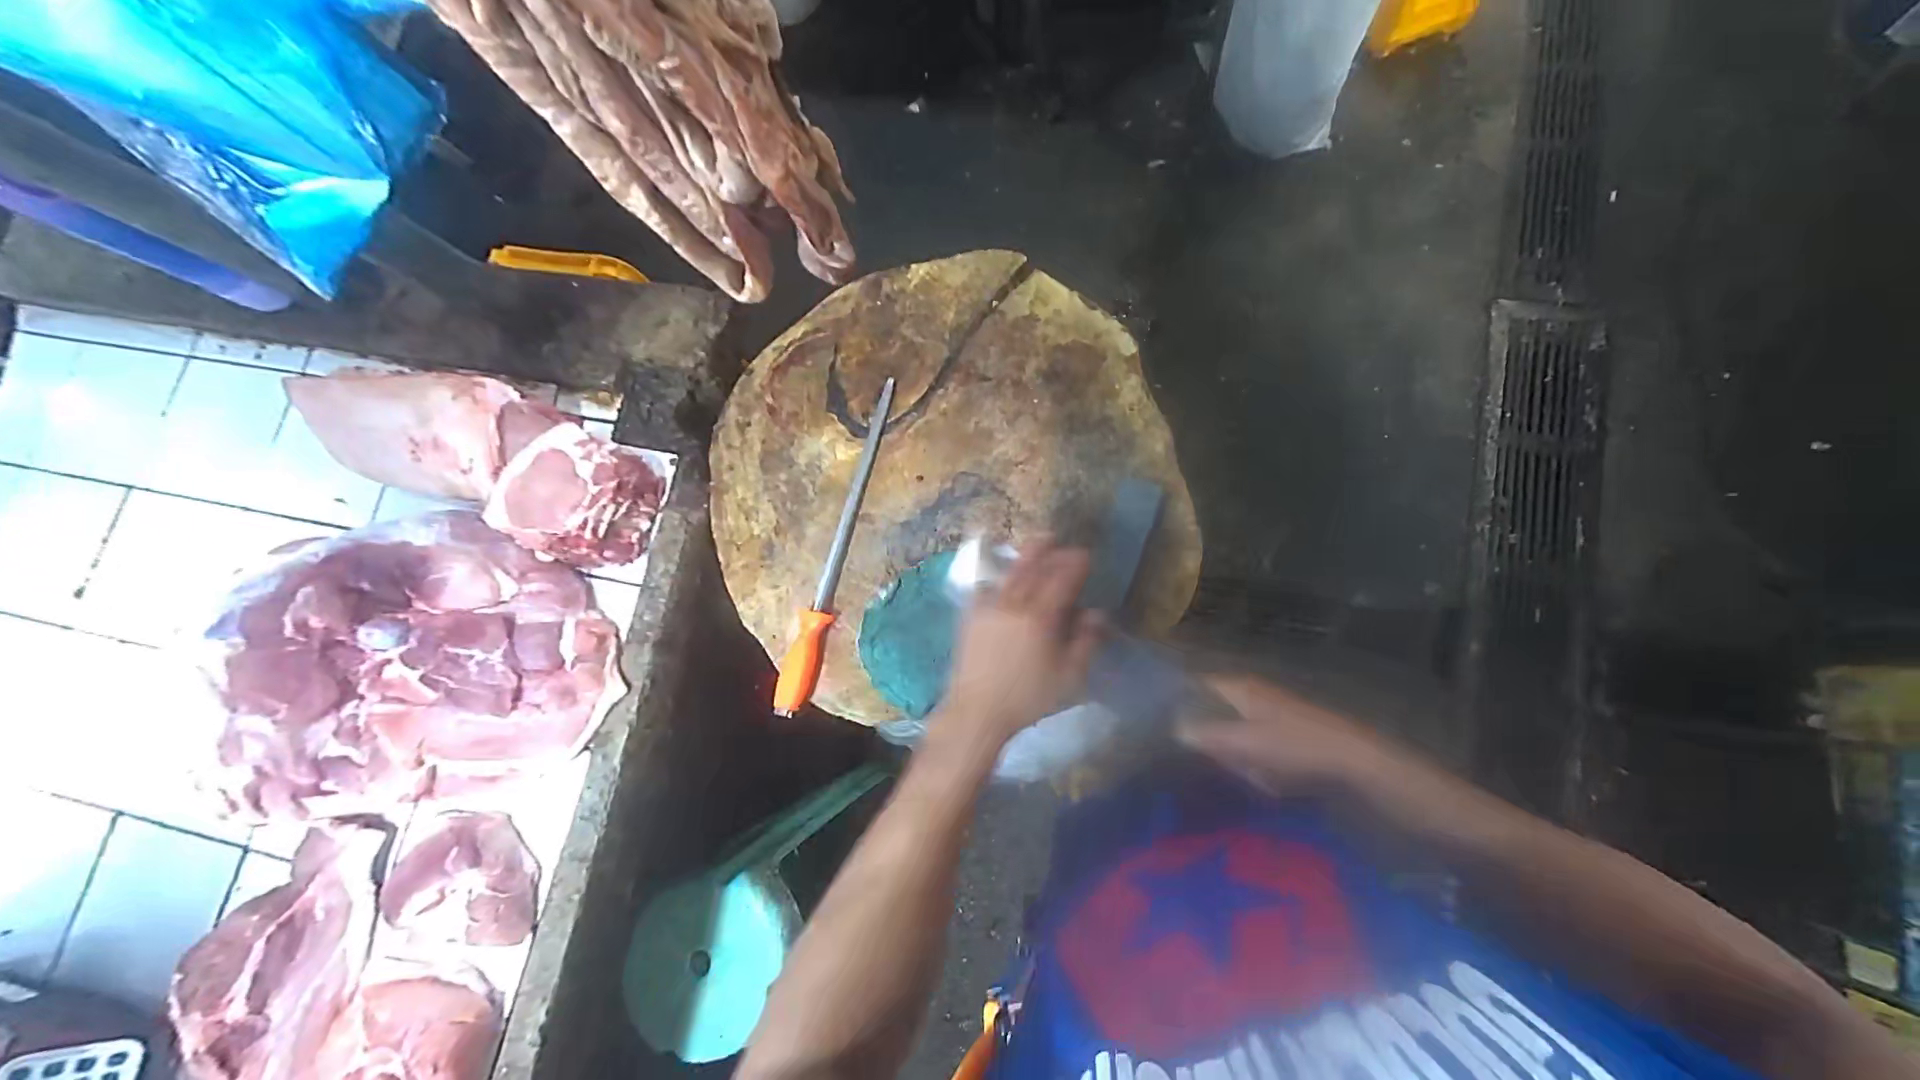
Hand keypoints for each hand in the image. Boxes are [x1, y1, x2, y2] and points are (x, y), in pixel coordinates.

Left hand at [932, 539, 1102, 757]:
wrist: (976, 711)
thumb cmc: (1027, 698)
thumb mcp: (1068, 676)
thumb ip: (1086, 642)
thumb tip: (1097, 614)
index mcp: (1039, 617)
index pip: (1061, 579)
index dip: (1074, 564)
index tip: (1085, 554)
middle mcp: (1013, 604)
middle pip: (1033, 568)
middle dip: (1050, 553)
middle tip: (1060, 543)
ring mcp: (988, 608)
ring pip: (1009, 574)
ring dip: (1025, 558)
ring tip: (1036, 548)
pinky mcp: (970, 617)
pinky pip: (986, 588)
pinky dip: (999, 579)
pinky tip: (1002, 580)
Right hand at [1177, 675, 1421, 795]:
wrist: (1355, 760)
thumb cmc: (1296, 745)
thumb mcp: (1245, 742)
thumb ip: (1207, 735)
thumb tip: (1174, 729)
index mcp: (1238, 688)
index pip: (1195, 683)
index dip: (1176, 698)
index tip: (1158, 720)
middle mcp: (1251, 692)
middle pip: (1211, 707)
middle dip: (1204, 731)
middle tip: (1193, 755)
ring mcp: (1270, 709)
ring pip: (1232, 727)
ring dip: (1230, 750)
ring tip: (1232, 770)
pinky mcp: (1285, 729)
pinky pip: (1254, 742)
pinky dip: (1252, 757)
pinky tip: (1260, 777)